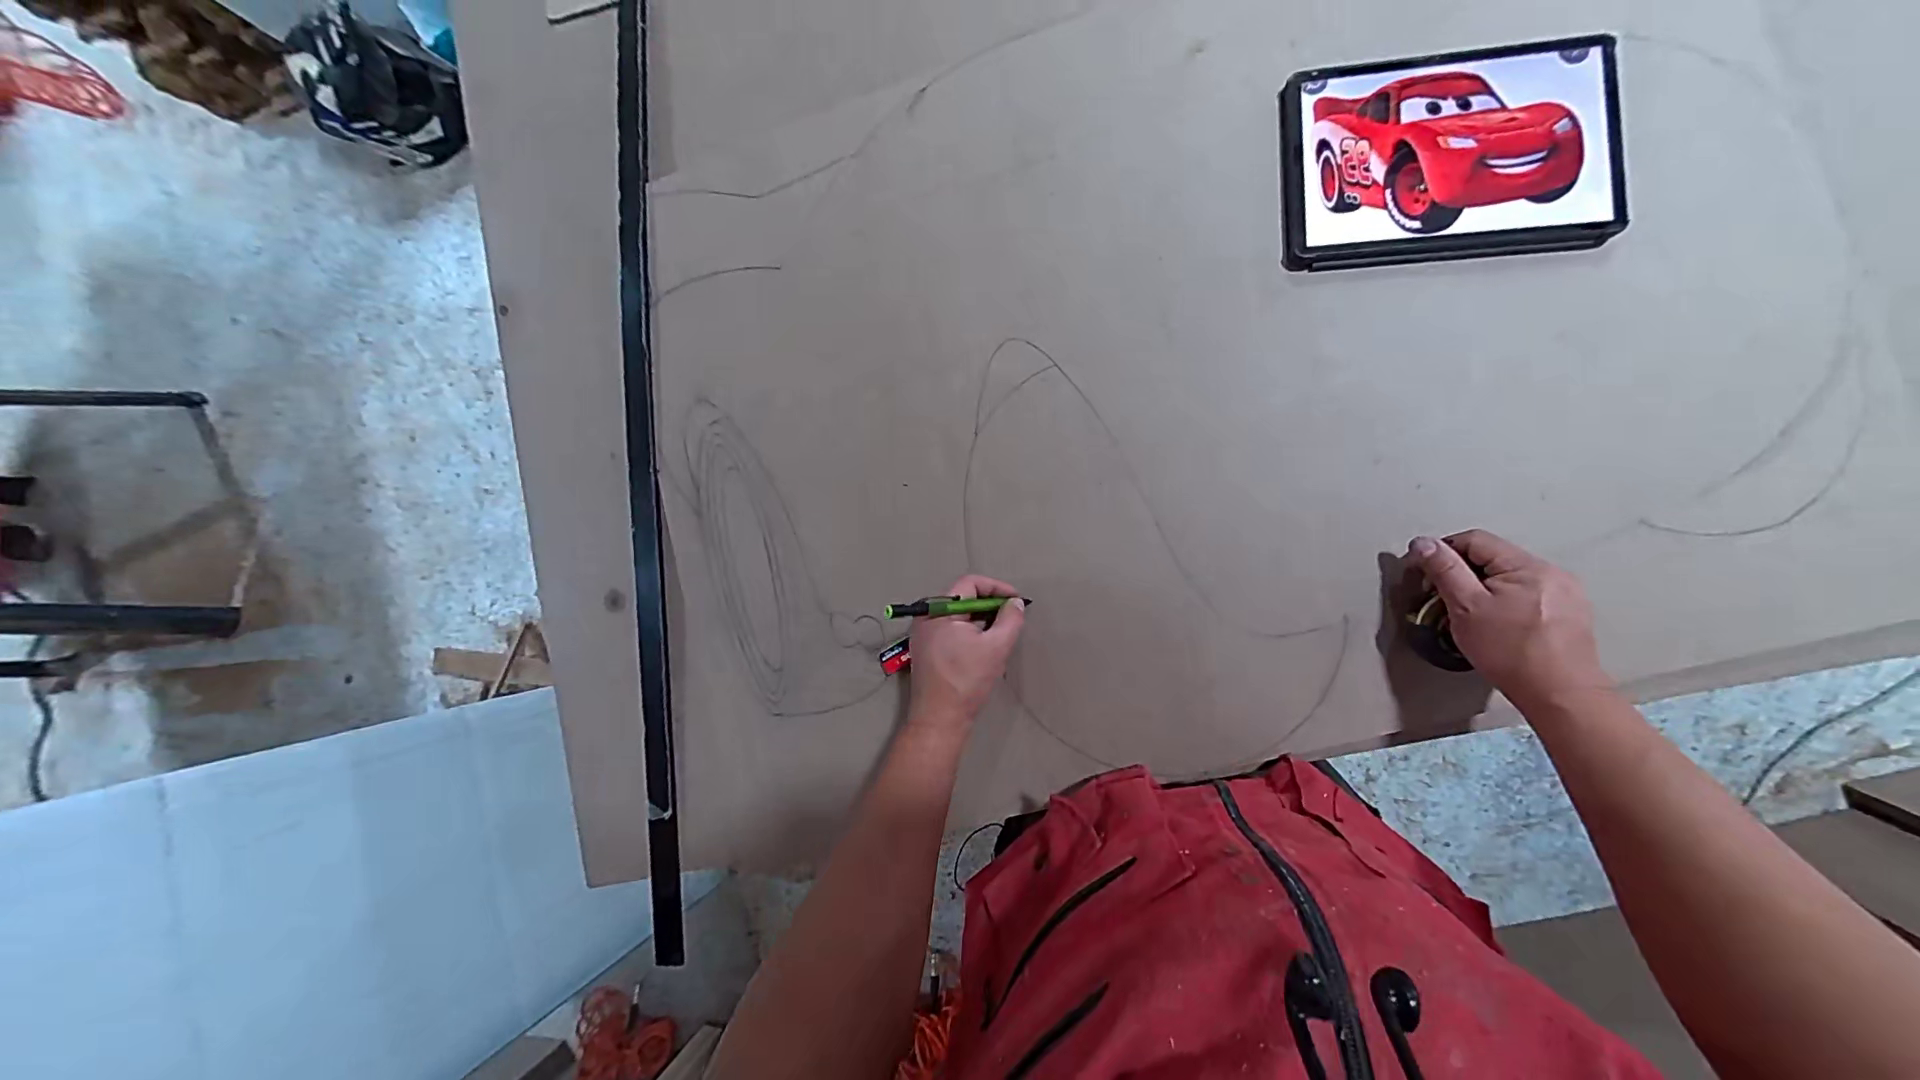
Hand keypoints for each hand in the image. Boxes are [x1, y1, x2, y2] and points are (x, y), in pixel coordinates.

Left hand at [906, 574, 1026, 732]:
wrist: (939, 719)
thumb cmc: (966, 681)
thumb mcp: (996, 646)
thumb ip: (1010, 619)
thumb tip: (1014, 603)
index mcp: (937, 610)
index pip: (970, 584)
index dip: (996, 588)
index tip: (1016, 601)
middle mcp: (926, 617)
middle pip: (963, 597)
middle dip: (990, 603)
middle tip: (1012, 615)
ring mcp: (923, 634)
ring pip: (958, 615)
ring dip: (981, 618)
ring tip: (1002, 631)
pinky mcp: (926, 649)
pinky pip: (951, 629)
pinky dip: (970, 631)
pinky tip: (985, 645)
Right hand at [1407, 530, 1613, 711]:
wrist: (1560, 694)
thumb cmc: (1512, 653)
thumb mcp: (1465, 607)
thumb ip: (1444, 570)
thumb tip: (1424, 544)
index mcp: (1527, 566)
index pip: (1473, 540)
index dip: (1442, 552)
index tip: (1425, 574)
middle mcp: (1551, 572)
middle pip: (1492, 557)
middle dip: (1463, 573)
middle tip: (1444, 599)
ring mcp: (1564, 592)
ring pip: (1508, 576)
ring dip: (1483, 587)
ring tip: (1470, 614)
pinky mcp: (1569, 611)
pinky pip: (1526, 592)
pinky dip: (1504, 600)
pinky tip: (1497, 623)